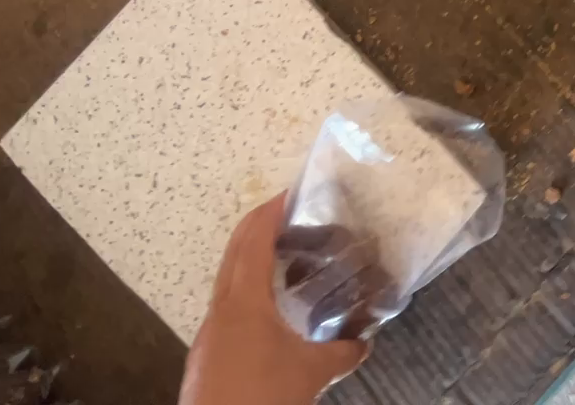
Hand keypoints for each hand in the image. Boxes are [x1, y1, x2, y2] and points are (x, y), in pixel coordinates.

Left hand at [180, 196, 368, 404]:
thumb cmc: (263, 401)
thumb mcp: (313, 373)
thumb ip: (343, 350)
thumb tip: (366, 339)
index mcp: (243, 304)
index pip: (253, 241)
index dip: (271, 211)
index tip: (296, 191)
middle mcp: (220, 313)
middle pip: (235, 253)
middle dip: (262, 227)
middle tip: (299, 213)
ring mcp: (209, 337)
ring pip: (229, 280)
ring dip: (256, 258)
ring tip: (294, 255)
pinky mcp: (208, 357)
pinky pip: (230, 305)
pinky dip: (252, 289)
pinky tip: (279, 306)